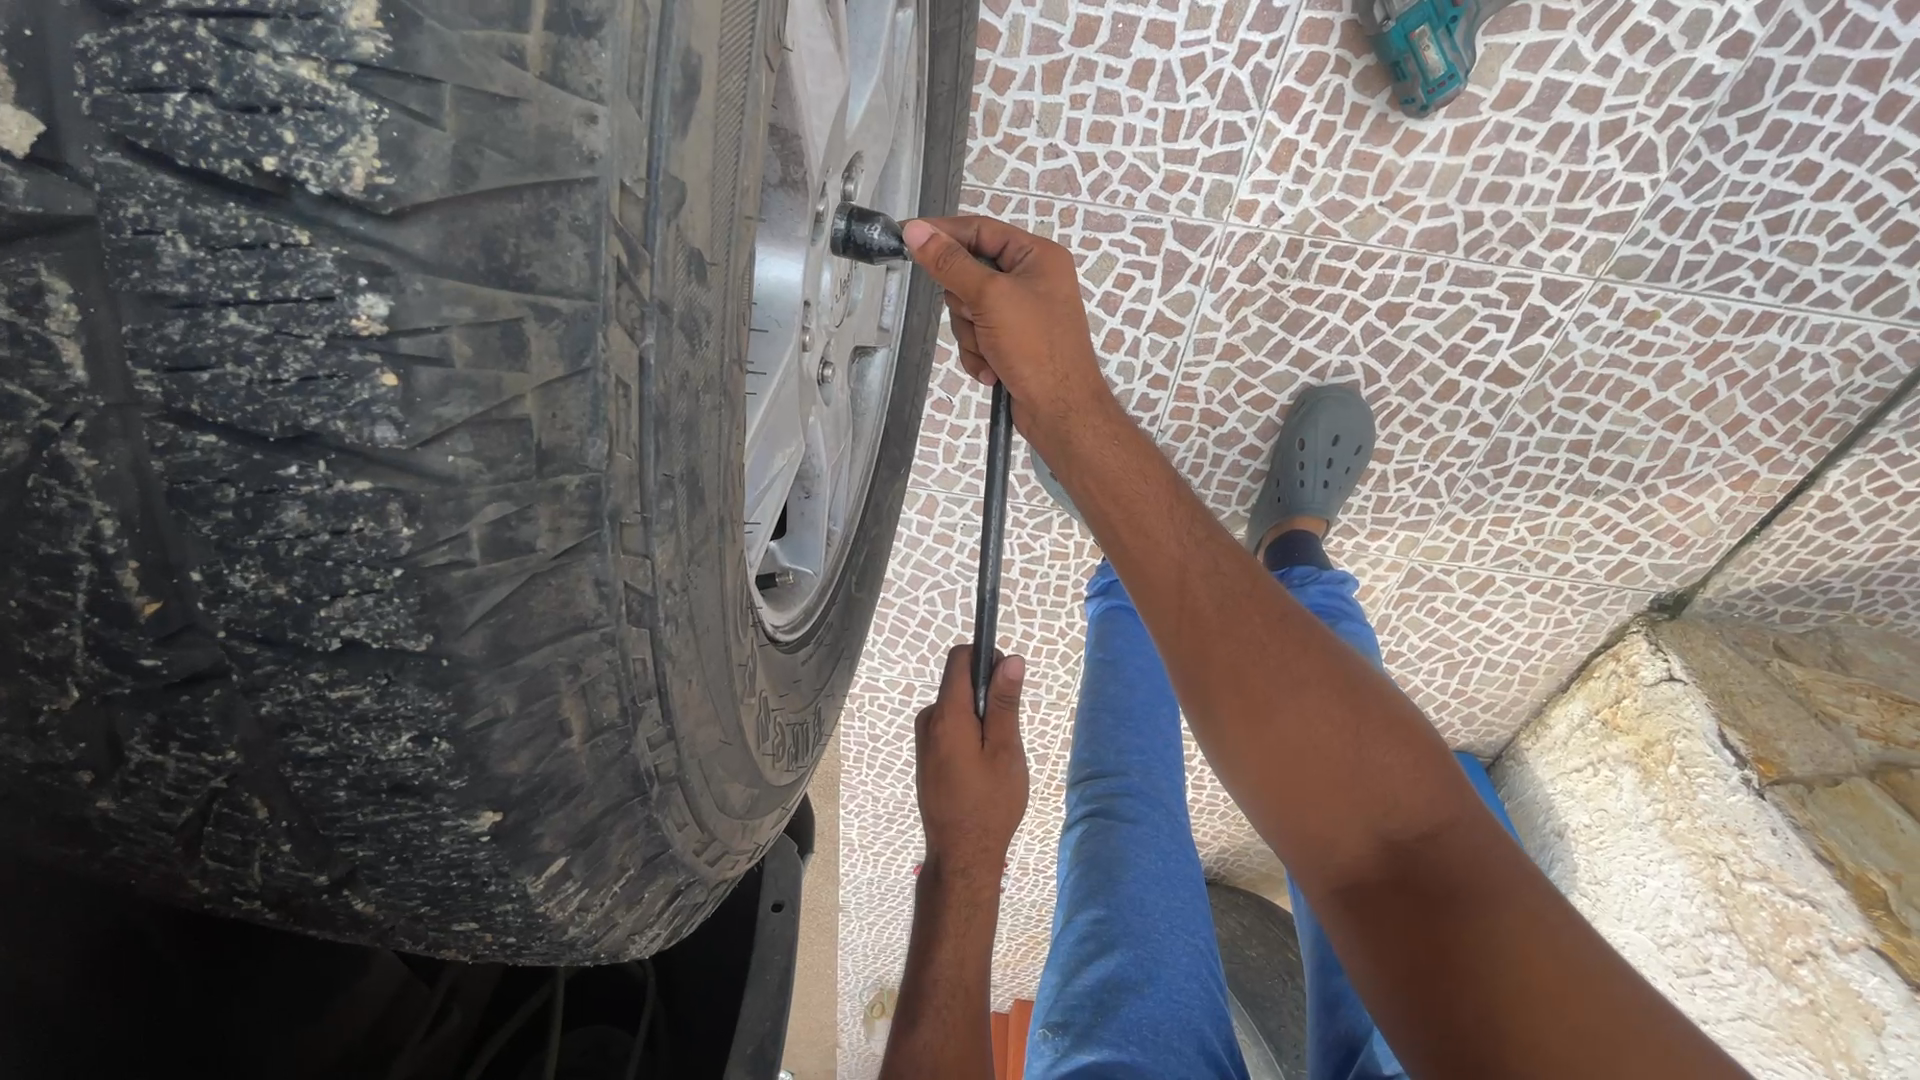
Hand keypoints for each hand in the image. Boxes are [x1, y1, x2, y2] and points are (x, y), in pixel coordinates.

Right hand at [902, 216, 1116, 441]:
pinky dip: (979, 355)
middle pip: (969, 275)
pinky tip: (994, 370)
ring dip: (971, 336)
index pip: (980, 231)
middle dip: (966, 305)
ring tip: (993, 353)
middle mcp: (1031, 280)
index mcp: (1037, 256)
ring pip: (968, 311)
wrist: (1059, 410)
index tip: (907, 237)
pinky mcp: (1012, 343)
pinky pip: (977, 337)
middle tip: (979, 319)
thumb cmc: (1035, 347)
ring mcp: (1021, 314)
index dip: (944, 234)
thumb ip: (949, 264)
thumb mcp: (989, 297)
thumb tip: (916, 230)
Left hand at [914, 645, 1029, 881]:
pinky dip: (970, 735)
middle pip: (960, 682)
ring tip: (995, 759)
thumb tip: (1010, 659)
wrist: (961, 854)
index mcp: (947, 715)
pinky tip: (981, 769)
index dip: (986, 658)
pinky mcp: (927, 754)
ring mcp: (925, 739)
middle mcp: (929, 720)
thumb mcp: (1005, 751)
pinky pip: (951, 726)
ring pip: (959, 707)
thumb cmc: (990, 804)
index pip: (960, 659)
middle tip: (1007, 735)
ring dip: (981, 720)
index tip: (1008, 682)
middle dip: (988, 696)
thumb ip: (1005, 703)